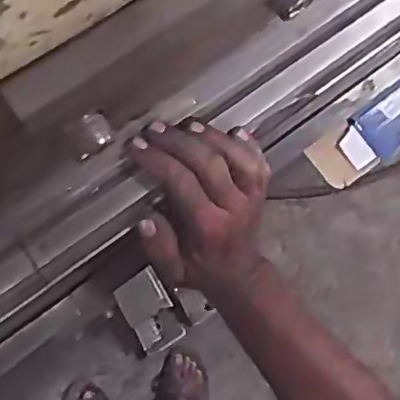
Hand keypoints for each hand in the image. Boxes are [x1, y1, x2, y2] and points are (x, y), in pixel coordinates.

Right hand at [130, 121, 271, 294]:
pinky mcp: (262, 189)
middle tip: (154, 130)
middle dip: (177, 141)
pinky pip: (257, 159)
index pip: (182, 182)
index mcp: (209, 226)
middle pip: (208, 162)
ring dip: (209, 135)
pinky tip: (231, 129)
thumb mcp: (173, 270)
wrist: (240, 274)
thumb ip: (158, 246)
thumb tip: (146, 218)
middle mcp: (234, 207)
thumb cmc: (202, 269)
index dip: (158, 160)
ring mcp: (252, 195)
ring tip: (184, 125)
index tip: (137, 147)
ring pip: (234, 155)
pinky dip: (245, 142)